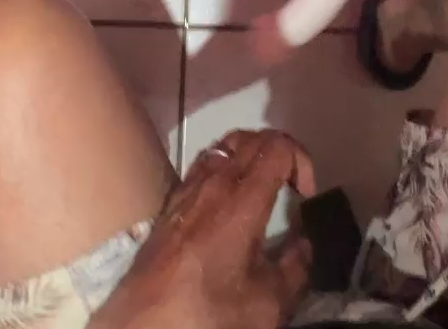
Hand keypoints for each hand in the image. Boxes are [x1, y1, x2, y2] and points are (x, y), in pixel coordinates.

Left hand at [90, 130, 317, 328]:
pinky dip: (226, 167)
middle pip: (252, 137)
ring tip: (264, 188)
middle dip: (281, 153)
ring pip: (225, 144)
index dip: (302, 160)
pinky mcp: (171, 202)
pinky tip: (229, 201)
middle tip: (292, 189)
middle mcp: (213, 182)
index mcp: (241, 199)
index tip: (305, 197)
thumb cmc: (207, 315)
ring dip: (251, 154)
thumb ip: (295, 269)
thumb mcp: (266, 307)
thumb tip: (304, 244)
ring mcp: (188, 188)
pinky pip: (204, 163)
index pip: (277, 146)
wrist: (141, 327)